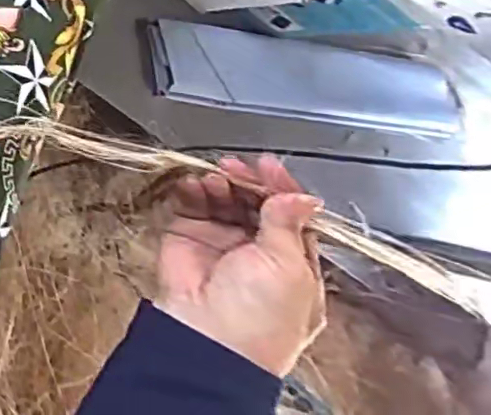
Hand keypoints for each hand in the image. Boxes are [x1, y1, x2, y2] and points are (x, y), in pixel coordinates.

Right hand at [154, 155, 326, 375]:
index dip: (281, 189)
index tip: (268, 164)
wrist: (208, 327)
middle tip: (232, 166)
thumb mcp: (286, 268)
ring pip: (220, 199)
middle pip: (253, 203)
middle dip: (245, 182)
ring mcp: (220, 238)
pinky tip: (190, 183)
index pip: (291, 215)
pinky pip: (188, 204)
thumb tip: (304, 197)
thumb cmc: (261, 309)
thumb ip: (286, 226)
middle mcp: (258, 246)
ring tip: (212, 178)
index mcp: (295, 260)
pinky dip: (189, 190)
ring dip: (217, 185)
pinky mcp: (186, 232)